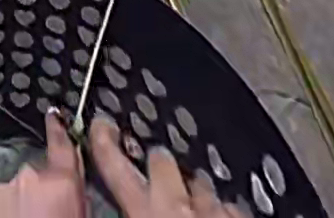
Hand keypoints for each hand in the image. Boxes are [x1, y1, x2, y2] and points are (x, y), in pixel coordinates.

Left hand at [0, 110, 85, 217]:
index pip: (63, 145)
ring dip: (21, 210)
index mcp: (58, 185)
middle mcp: (26, 177)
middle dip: (44, 198)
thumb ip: (79, 205)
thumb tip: (74, 196)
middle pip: (40, 180)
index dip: (60, 129)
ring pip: (15, 195)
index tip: (56, 115)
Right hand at [88, 115, 248, 217]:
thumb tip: (111, 213)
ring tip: (193, 212)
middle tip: (155, 178)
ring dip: (194, 195)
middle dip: (157, 166)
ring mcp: (217, 214)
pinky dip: (224, 216)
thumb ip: (125, 216)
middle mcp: (178, 207)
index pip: (115, 164)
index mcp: (146, 215)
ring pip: (201, 186)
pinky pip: (231, 210)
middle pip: (161, 162)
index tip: (102, 124)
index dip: (104, 140)